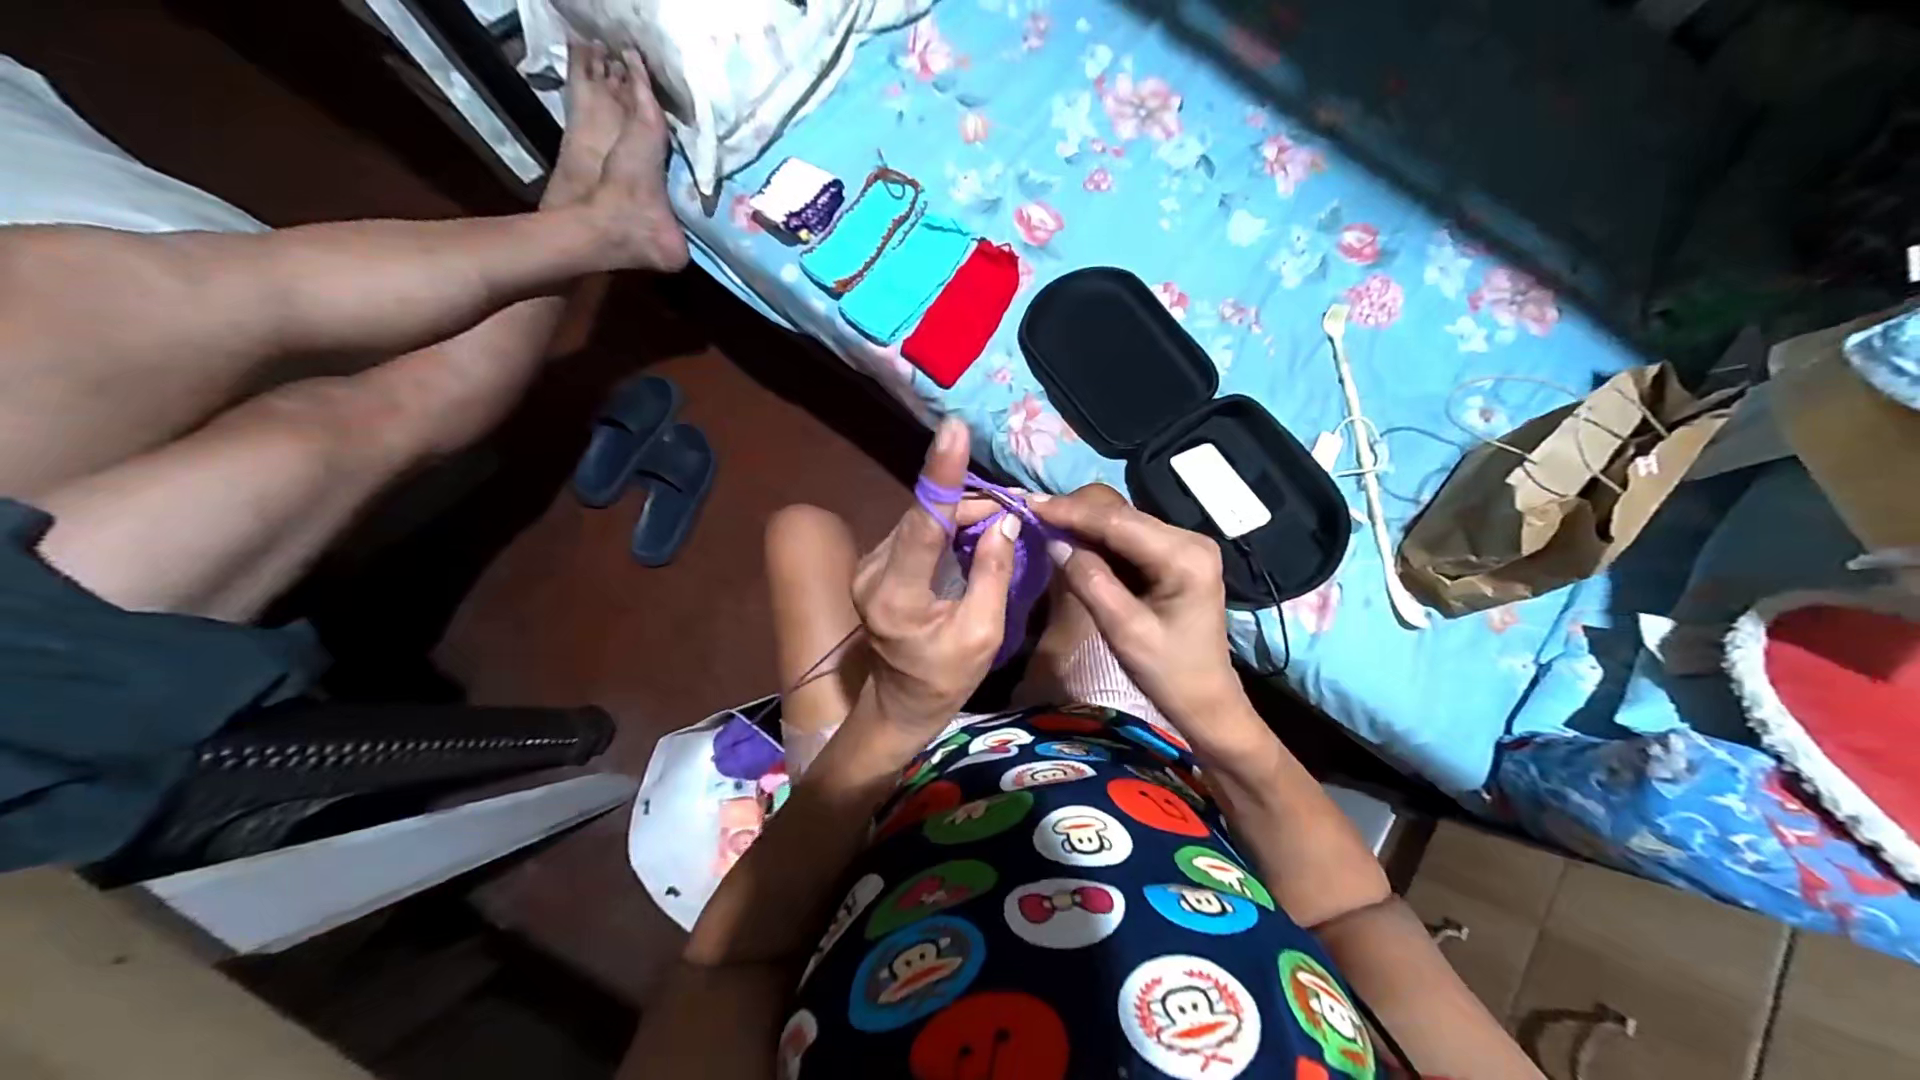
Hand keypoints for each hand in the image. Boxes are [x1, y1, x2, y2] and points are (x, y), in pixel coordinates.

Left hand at [850, 418, 1018, 738]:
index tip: (954, 430)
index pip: (922, 524)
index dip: (941, 475)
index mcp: (897, 598)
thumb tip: (1004, 520)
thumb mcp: (983, 633)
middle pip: (924, 517)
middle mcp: (872, 575)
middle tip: (1012, 504)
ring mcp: (867, 568)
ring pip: (918, 520)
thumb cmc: (945, 678)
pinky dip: (943, 526)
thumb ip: (993, 573)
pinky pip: (913, 532)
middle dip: (968, 502)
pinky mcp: (873, 566)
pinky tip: (970, 530)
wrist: (900, 704)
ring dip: (958, 513)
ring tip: (998, 517)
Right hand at [1031, 484, 1248, 737]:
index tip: (1028, 506)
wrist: (1205, 699)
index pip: (1117, 521)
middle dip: (1074, 512)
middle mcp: (1187, 539)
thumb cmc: (1168, 672)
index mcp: (1184, 556)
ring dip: (1082, 522)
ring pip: (1120, 519)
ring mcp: (1182, 544)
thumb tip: (1055, 542)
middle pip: (1120, 512)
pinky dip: (1095, 536)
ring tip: (1043, 525)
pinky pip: (1126, 535)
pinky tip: (1069, 540)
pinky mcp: (1172, 554)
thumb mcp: (1124, 631)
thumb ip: (1089, 581)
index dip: (1070, 511)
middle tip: (1031, 517)